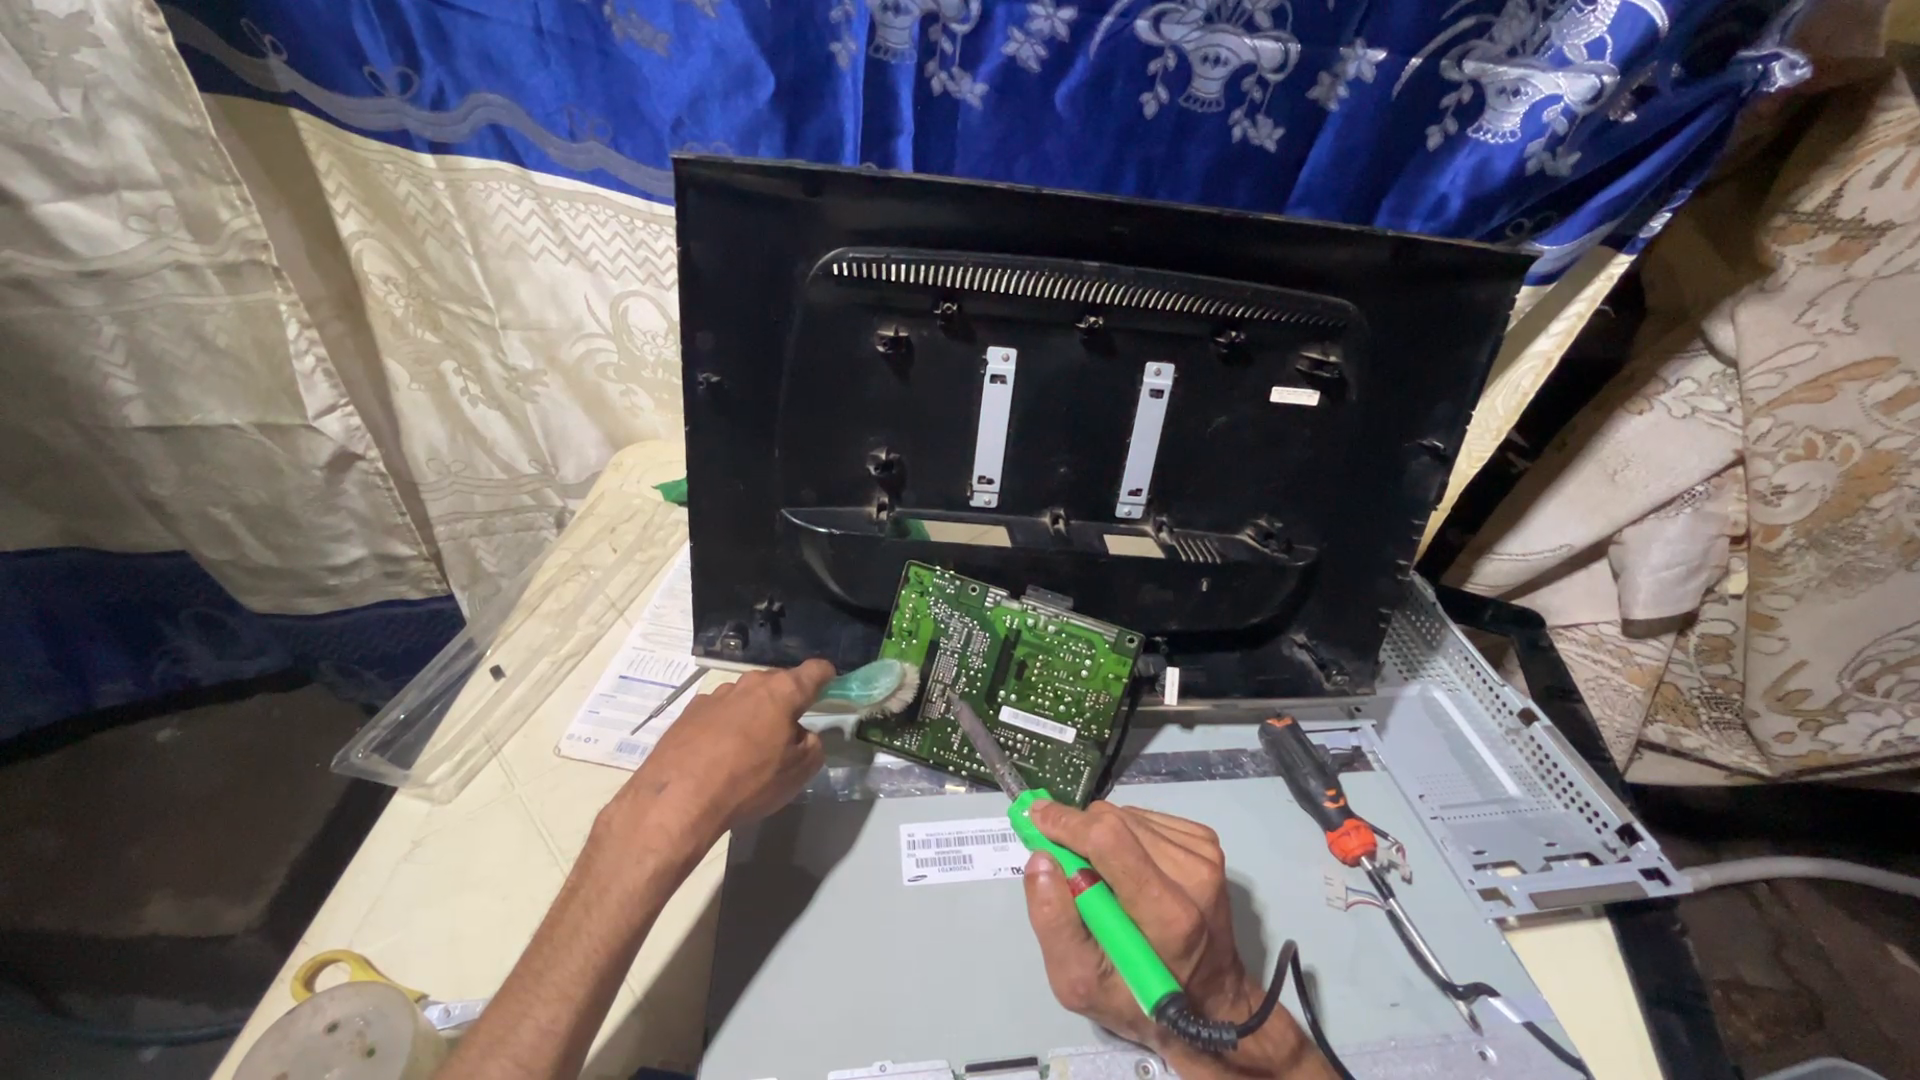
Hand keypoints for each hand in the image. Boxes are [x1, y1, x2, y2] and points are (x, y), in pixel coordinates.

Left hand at [603, 660, 834, 849]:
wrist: (678, 799)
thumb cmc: (749, 781)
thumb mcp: (799, 771)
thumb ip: (812, 745)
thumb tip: (801, 735)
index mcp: (782, 691)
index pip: (815, 670)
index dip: (826, 677)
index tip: (829, 687)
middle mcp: (749, 684)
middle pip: (777, 684)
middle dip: (786, 702)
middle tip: (788, 734)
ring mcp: (715, 696)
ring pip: (746, 699)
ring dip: (753, 715)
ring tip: (748, 750)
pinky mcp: (688, 713)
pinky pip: (718, 714)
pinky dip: (725, 727)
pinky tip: (718, 756)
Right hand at [1022, 801, 1332, 1077]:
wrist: (1211, 1000)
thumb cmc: (1141, 1000)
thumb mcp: (1081, 983)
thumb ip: (1053, 922)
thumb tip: (1039, 858)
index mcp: (1167, 913)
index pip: (1109, 840)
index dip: (1066, 823)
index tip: (1035, 818)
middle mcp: (1193, 874)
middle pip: (1115, 821)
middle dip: (1076, 830)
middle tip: (1059, 857)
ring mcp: (1204, 855)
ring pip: (1127, 815)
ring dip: (1100, 834)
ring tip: (1099, 873)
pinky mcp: (1206, 844)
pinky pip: (1145, 819)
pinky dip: (1124, 834)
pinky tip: (1125, 866)